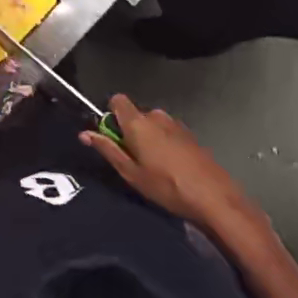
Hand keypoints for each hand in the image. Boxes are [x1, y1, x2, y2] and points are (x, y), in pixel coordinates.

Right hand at [81, 94, 259, 233]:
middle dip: (129, 132)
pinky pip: (167, 133)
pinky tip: (170, 168)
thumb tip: (85, 133)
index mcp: (138, 122)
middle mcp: (157, 116)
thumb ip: (107, 149)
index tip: (110, 136)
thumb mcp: (130, 172)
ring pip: (152, 125)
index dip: (110, 114)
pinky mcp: (190, 135)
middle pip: (135, 115)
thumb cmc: (165, 186)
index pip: (117, 100)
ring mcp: (176, 124)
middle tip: (130, 160)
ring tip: (152, 167)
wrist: (212, 196)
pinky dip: (162, 144)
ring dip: (147, 139)